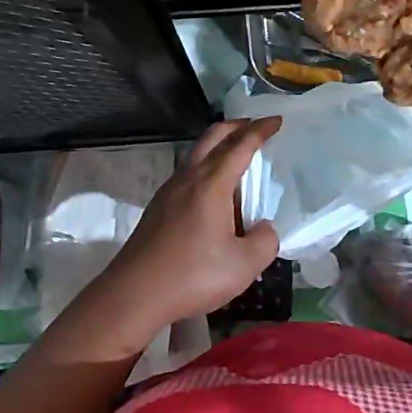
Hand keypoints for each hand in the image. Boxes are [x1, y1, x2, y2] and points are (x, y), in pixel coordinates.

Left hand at [74, 117, 281, 350]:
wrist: (135, 292)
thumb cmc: (193, 275)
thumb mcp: (244, 265)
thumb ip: (264, 242)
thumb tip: (264, 228)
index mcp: (211, 184)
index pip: (240, 146)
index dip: (260, 130)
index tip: (276, 120)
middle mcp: (187, 179)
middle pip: (211, 138)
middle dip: (235, 127)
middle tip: (254, 127)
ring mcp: (168, 192)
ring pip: (195, 155)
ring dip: (217, 147)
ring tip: (236, 158)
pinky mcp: (158, 208)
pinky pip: (186, 175)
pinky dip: (204, 168)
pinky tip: (213, 192)